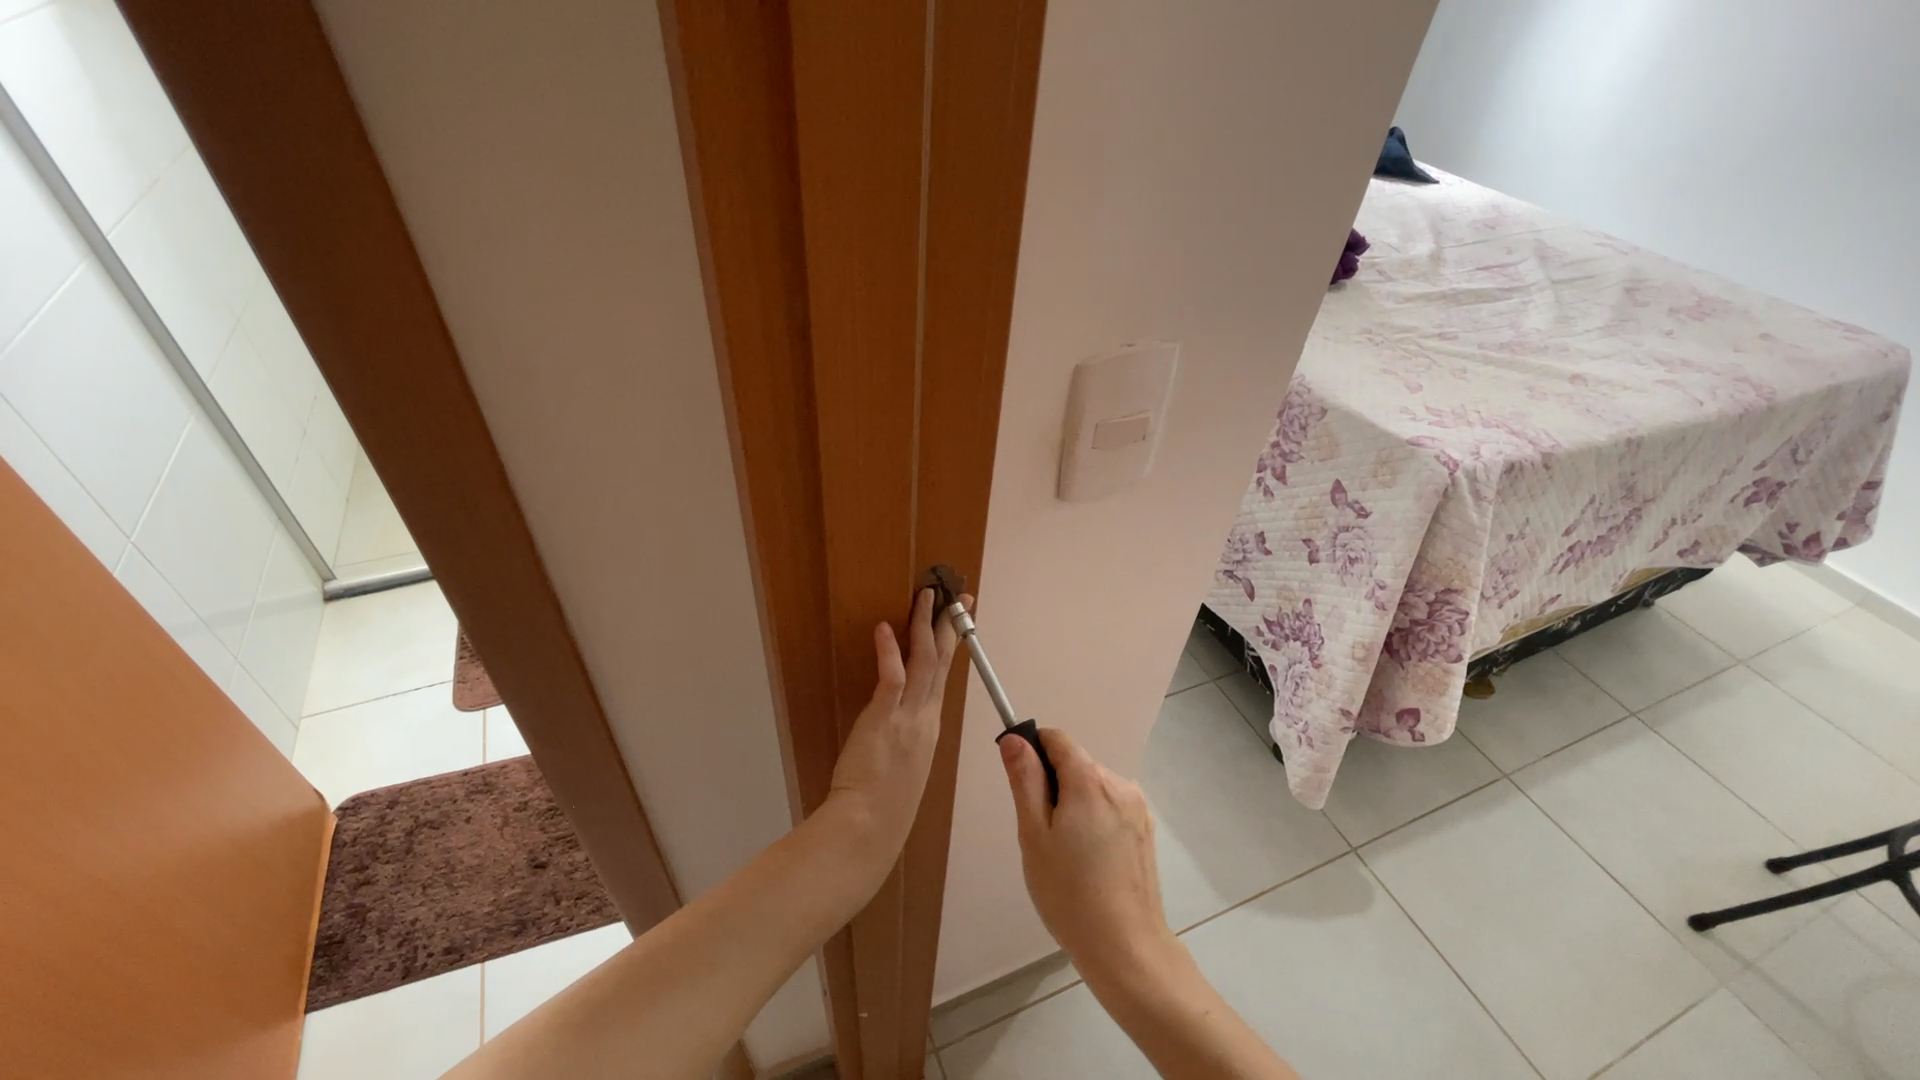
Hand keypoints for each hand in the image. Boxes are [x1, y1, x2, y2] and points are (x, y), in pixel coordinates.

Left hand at [826, 588, 966, 858]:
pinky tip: (885, 628)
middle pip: (943, 661)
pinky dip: (889, 651)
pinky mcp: (884, 718)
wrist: (871, 825)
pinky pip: (892, 677)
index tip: (960, 620)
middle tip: (956, 597)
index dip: (953, 645)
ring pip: (923, 661)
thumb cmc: (883, 802)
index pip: (945, 676)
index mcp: (930, 726)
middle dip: (949, 625)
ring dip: (924, 625)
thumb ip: (904, 736)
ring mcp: (907, 717)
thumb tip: (898, 719)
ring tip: (925, 596)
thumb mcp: (905, 763)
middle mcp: (926, 717)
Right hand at [1000, 729, 1178, 980]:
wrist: (1125, 946)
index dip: (1033, 751)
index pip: (1057, 738)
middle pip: (1075, 764)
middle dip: (1052, 786)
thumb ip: (1024, 780)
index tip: (1021, 788)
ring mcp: (1137, 808)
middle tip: (1042, 835)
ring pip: (1092, 787)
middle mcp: (1119, 783)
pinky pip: (1110, 808)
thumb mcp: (1034, 834)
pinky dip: (1093, 821)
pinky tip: (1089, 862)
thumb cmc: (1069, 892)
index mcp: (1090, 780)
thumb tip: (1014, 737)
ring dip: (1073, 805)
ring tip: (1066, 855)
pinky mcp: (1146, 830)